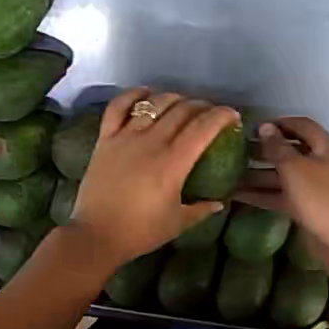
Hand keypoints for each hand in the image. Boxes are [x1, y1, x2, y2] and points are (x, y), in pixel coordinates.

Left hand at [66, 88, 238, 270]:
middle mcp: (151, 142)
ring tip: (183, 103)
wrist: (96, 235)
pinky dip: (133, 95)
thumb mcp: (177, 223)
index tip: (232, 115)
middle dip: (202, 106)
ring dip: (174, 98)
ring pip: (154, 104)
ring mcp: (125, 137)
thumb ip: (202, 209)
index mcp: (173, 163)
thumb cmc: (140, 232)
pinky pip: (118, 107)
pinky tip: (145, 93)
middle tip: (210, 112)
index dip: (222, 116)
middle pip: (182, 110)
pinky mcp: (105, 139)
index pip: (203, 128)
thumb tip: (219, 202)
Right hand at [235, 117, 328, 268]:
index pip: (303, 126)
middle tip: (238, 152)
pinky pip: (283, 195)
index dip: (279, 123)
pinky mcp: (308, 207)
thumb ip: (278, 148)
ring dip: (259, 175)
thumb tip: (265, 127)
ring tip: (231, 176)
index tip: (254, 127)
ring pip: (284, 176)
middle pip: (291, 151)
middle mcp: (323, 164)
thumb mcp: (296, 170)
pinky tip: (240, 196)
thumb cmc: (322, 200)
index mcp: (327, 148)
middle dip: (264, 151)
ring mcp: (316, 187)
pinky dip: (263, 194)